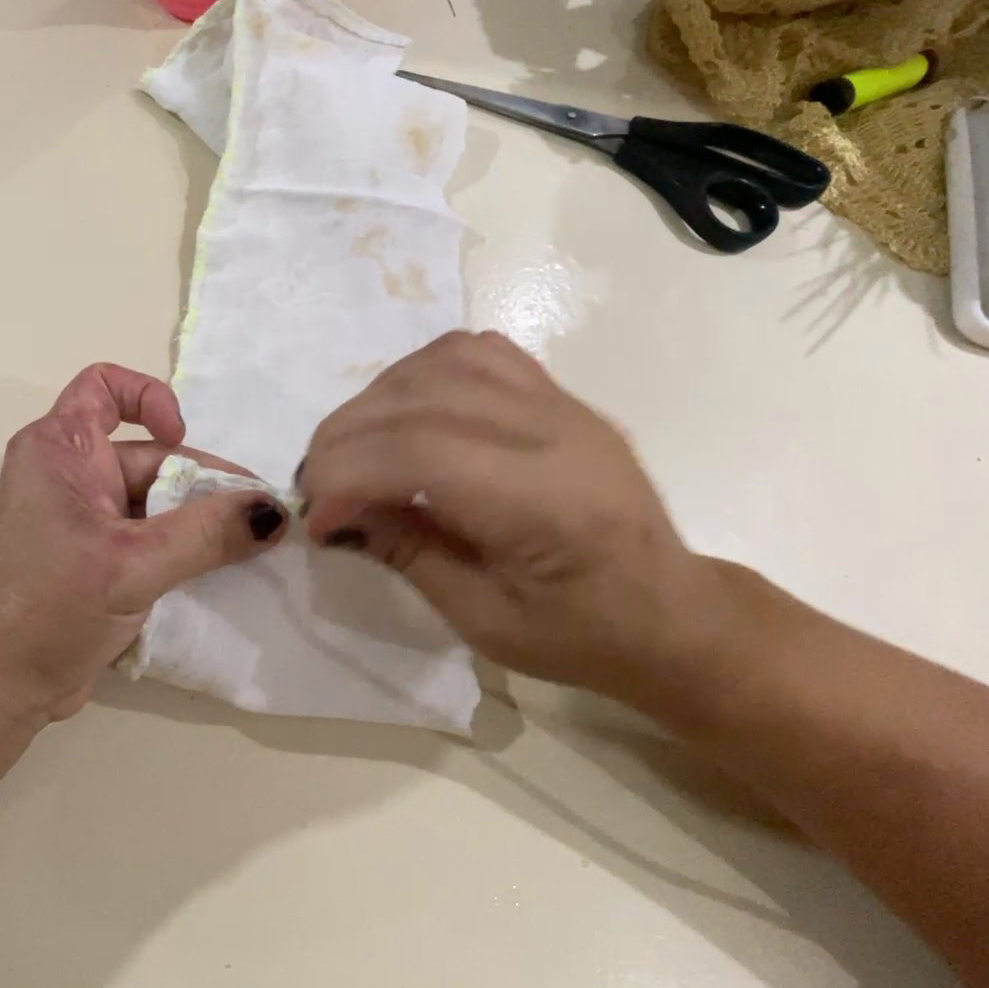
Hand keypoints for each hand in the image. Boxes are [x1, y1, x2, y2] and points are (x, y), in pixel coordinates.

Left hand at [0, 364, 288, 727]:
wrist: (0, 685)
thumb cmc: (50, 608)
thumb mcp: (133, 565)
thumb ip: (206, 534)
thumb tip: (274, 512)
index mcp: (57, 450)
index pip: (104, 387)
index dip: (150, 398)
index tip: (182, 439)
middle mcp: (66, 474)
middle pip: (145, 456)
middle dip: (198, 483)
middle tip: (257, 521)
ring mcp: (78, 520)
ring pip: (150, 502)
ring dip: (195, 521)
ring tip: (250, 547)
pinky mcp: (90, 559)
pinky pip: (145, 536)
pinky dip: (179, 547)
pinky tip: (220, 569)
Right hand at [297, 331, 734, 696]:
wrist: (673, 612)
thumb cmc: (581, 635)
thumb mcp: (481, 619)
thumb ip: (406, 551)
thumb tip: (338, 509)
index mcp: (546, 504)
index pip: (420, 453)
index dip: (347, 475)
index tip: (316, 518)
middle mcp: (556, 433)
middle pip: (419, 399)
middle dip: (343, 438)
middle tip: (315, 486)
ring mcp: (561, 403)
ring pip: (441, 362)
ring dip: (374, 401)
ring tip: (351, 450)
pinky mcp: (558, 394)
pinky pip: (473, 353)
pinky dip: (416, 375)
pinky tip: (400, 415)